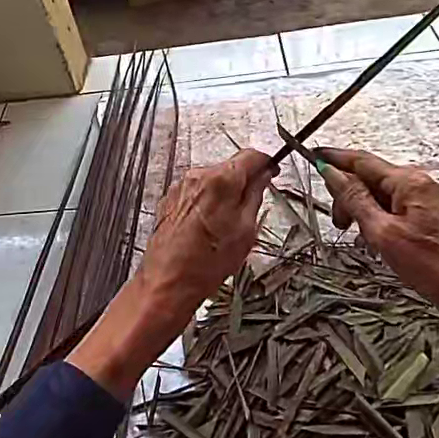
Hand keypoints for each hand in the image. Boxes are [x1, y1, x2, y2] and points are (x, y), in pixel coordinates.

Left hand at [67, 149, 276, 399]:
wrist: (168, 282)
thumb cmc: (204, 263)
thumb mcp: (246, 230)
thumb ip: (256, 196)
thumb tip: (262, 177)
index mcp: (220, 180)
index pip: (251, 155)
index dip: (265, 163)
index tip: (271, 171)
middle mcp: (197, 177)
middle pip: (230, 168)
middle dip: (243, 183)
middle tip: (251, 209)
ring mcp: (180, 188)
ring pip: (212, 181)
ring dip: (224, 195)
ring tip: (227, 227)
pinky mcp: (170, 200)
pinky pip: (196, 194)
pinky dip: (206, 204)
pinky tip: (209, 229)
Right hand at [316, 147, 438, 315]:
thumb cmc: (429, 263)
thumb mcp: (383, 232)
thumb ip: (355, 199)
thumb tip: (330, 173)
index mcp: (407, 181)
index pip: (362, 161)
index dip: (334, 158)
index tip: (311, 155)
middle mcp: (417, 182)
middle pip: (369, 178)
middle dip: (348, 195)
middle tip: (340, 225)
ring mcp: (424, 197)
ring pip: (379, 194)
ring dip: (361, 209)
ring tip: (358, 236)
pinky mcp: (427, 214)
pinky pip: (392, 206)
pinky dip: (376, 217)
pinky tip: (374, 238)